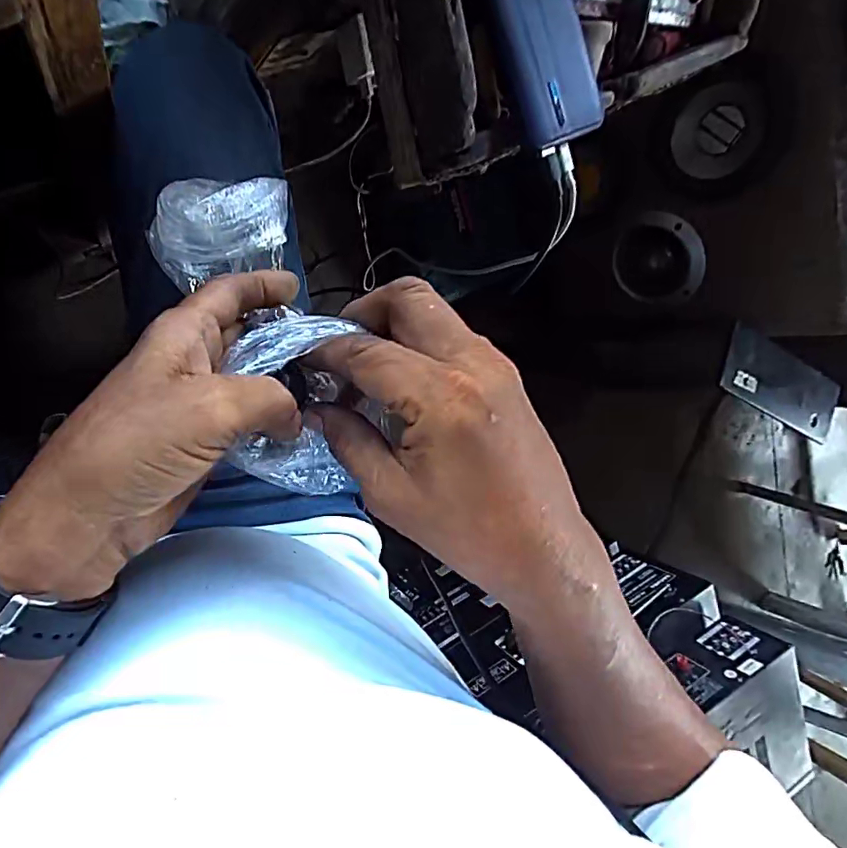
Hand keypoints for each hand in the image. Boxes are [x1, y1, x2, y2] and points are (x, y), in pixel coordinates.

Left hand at [0, 271, 302, 598]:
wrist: (91, 514)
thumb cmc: (140, 443)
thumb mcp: (213, 406)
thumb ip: (269, 399)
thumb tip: (296, 417)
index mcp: (183, 336)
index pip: (228, 293)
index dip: (262, 284)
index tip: (298, 288)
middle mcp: (191, 364)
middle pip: (245, 336)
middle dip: (285, 336)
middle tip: (328, 349)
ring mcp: (197, 407)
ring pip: (250, 383)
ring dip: (285, 384)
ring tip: (326, 388)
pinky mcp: (202, 445)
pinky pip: (247, 424)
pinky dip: (274, 424)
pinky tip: (302, 430)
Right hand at [309, 278, 613, 609]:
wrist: (543, 549)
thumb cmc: (471, 532)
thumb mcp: (392, 494)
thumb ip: (349, 440)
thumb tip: (321, 410)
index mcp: (441, 395)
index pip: (367, 350)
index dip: (326, 351)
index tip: (303, 359)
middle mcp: (473, 364)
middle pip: (407, 297)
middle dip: (362, 313)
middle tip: (337, 352)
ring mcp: (496, 366)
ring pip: (434, 312)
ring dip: (393, 329)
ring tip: (367, 375)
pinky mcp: (507, 377)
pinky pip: (454, 338)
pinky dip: (421, 346)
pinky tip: (403, 388)